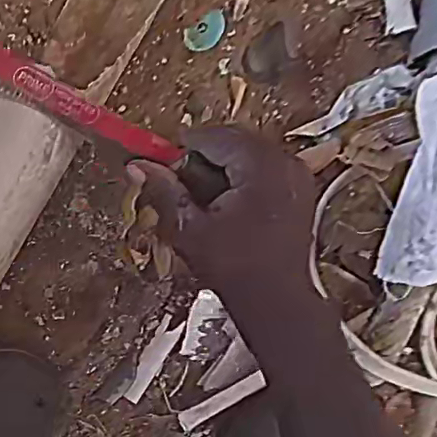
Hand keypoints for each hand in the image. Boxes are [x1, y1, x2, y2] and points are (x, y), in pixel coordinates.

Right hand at [127, 126, 319, 303]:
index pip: (216, 137)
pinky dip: (238, 181)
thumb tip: (137, 166)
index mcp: (261, 166)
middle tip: (174, 180)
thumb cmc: (232, 266)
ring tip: (196, 197)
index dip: (183, 145)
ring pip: (249, 157)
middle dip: (202, 158)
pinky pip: (263, 173)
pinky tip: (221, 206)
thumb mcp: (189, 228)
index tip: (159, 158)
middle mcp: (286, 163)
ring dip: (219, 170)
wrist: (275, 299)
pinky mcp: (299, 194)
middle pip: (235, 143)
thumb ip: (164, 191)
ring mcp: (297, 178)